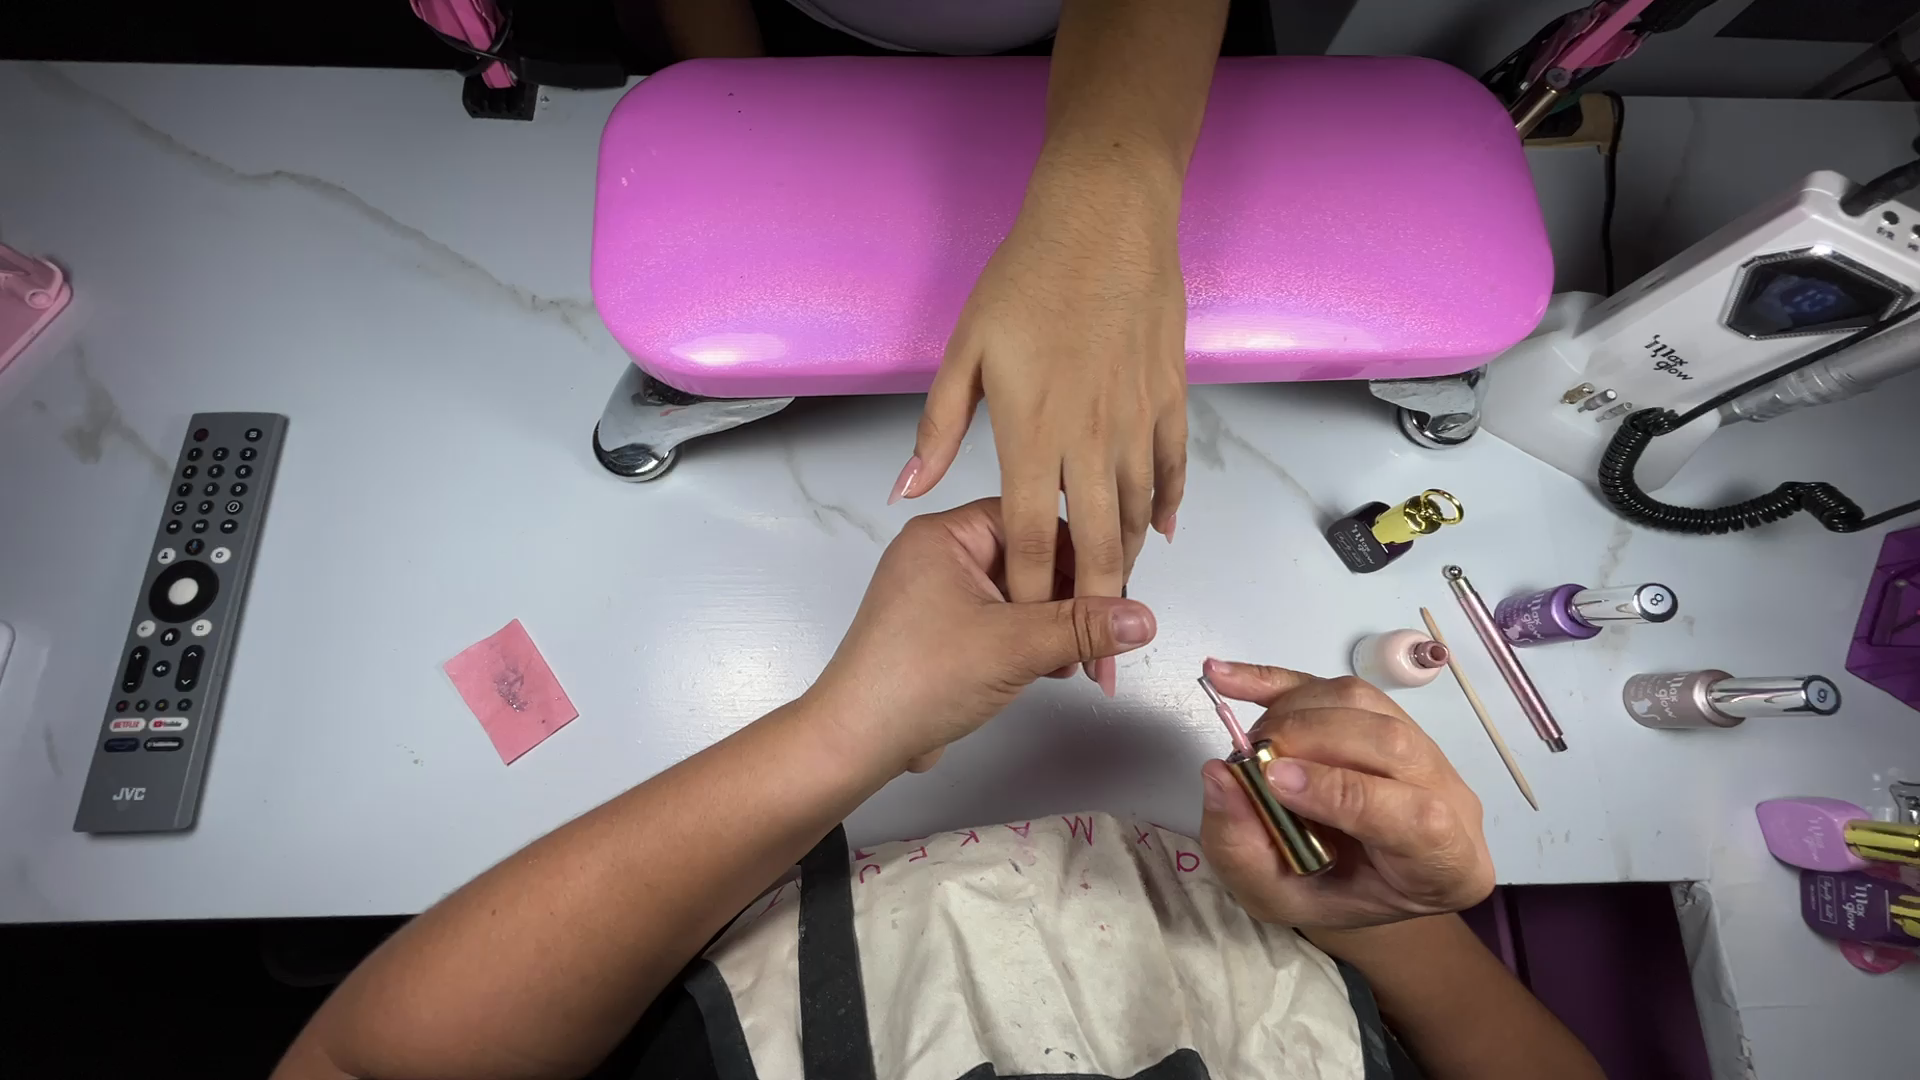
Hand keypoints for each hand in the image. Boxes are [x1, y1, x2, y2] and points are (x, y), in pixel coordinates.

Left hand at [807, 498, 1158, 774]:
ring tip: (1071, 662)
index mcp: (946, 535)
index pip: (1029, 520)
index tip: (1112, 591)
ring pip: (1017, 595)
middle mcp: (941, 555)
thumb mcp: (1014, 646)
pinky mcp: (942, 631)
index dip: (1077, 552)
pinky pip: (999, 621)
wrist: (858, 741)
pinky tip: (1047, 669)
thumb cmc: (923, 677)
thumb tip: (1145, 617)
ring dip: (1050, 627)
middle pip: (1028, 559)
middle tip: (1095, 638)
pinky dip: (1026, 642)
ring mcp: (940, 594)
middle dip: (1066, 600)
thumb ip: (1083, 627)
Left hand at [891, 156, 1188, 693]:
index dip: (1033, 598)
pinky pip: (1173, 467)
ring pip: (1139, 513)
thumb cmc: (1025, 281)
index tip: (1036, 644)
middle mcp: (1090, 440)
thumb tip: (905, 488)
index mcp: (1032, 434)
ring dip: (1131, 561)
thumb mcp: (964, 353)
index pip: (1030, 540)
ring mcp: (1137, 420)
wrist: (1106, 214)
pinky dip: (1170, 505)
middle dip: (1097, 610)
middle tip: (1101, 662)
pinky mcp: (1169, 399)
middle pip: (1096, 544)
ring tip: (1122, 603)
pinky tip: (1164, 534)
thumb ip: (938, 432)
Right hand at [1198, 660, 1493, 930]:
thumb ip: (1241, 848)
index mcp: (1443, 867)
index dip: (1342, 792)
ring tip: (1251, 744)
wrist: (1336, 875)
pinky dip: (1269, 679)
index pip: (1417, 818)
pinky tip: (1223, 675)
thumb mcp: (1270, 895)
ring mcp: (1420, 747)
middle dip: (1307, 739)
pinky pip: (1327, 684)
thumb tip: (1220, 775)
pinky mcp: (1376, 712)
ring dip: (1290, 711)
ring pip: (1360, 702)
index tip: (1273, 781)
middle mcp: (1448, 799)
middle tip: (1250, 757)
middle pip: (1389, 742)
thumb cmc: (1316, 893)